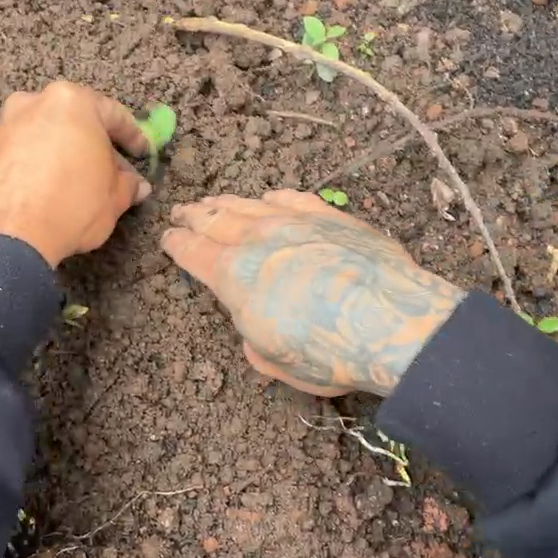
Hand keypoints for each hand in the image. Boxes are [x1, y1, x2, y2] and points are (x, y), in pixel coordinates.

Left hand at [0, 81, 151, 266]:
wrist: (11, 235)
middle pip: (75, 120)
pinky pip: (24, 152)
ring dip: (64, 152)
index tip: (142, 153)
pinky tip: (51, 189)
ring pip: (46, 134)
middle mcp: (35, 103)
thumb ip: (127, 185)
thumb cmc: (73, 205)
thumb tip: (136, 186)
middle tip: (112, 171)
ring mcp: (6, 126)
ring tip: (79, 182)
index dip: (133, 136)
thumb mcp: (114, 198)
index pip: (113, 114)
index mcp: (72, 102)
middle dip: (95, 144)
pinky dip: (40, 164)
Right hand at [161, 191, 463, 396]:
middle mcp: (256, 238)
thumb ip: (250, 332)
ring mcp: (293, 221)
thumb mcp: (270, 359)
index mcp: (231, 274)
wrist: (390, 321)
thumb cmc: (325, 352)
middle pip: (214, 218)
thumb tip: (255, 318)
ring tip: (214, 201)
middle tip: (182, 211)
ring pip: (248, 203)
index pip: (191, 250)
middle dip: (194, 215)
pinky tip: (269, 200)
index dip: (175, 243)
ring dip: (226, 202)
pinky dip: (272, 199)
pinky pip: (291, 198)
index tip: (168, 238)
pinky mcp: (329, 215)